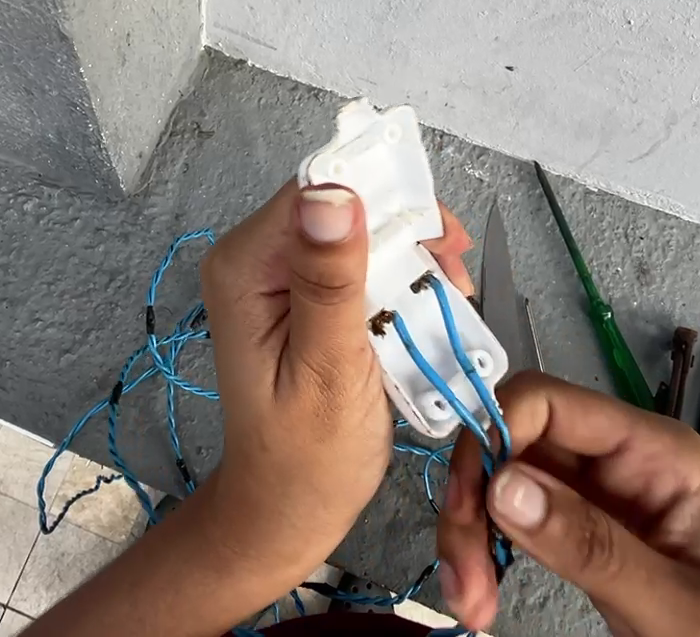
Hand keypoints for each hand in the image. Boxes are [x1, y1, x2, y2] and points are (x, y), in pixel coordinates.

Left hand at [196, 180, 475, 594]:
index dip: (381, 196)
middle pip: (340, 203)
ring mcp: (280, 272)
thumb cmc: (307, 456)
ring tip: (450, 292)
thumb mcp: (326, 369)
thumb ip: (328, 281)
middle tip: (454, 269)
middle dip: (404, 228)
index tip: (440, 234)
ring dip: (410, 254)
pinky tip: (427, 302)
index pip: (314, 191)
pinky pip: (358, 259)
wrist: (290, 507)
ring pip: (357, 228)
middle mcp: (256, 257)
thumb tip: (331, 193)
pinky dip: (399, 275)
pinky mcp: (304, 290)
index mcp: (245, 267)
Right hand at [437, 371, 699, 635]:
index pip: (547, 402)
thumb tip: (498, 485)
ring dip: (472, 529)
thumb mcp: (688, 614)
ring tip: (469, 600)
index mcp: (653, 450)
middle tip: (461, 578)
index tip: (466, 505)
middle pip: (514, 440)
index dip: (493, 434)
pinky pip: (516, 516)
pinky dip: (488, 548)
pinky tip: (481, 591)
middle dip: (474, 497)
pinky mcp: (583, 528)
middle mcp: (617, 456)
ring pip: (504, 478)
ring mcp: (598, 492)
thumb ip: (594, 548)